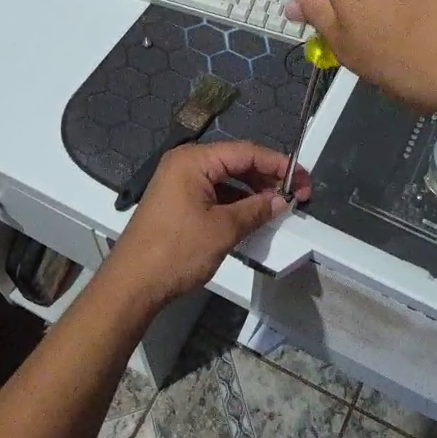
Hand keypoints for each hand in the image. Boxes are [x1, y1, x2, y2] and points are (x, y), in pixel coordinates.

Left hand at [103, 142, 310, 309]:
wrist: (132, 285)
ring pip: (227, 180)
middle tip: (297, 195)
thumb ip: (256, 210)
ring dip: (253, 192)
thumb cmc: (177, 251)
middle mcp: (186, 164)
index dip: (278, 164)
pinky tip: (255, 216)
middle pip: (236, 162)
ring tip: (280, 207)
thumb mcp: (223, 229)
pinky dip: (236, 203)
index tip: (303, 180)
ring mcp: (179, 184)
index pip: (245, 152)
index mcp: (194, 160)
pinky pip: (215, 194)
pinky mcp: (178, 203)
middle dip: (267, 178)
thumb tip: (282, 200)